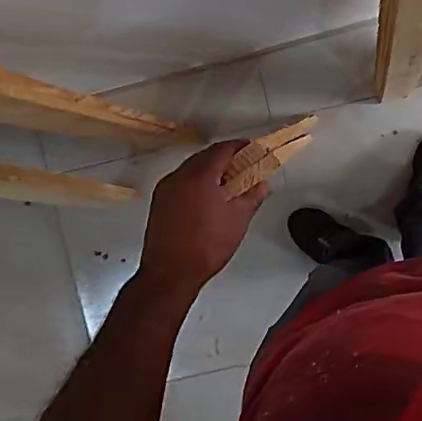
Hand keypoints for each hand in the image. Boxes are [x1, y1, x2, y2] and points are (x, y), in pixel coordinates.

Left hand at [137, 141, 270, 301]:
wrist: (170, 274)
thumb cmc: (206, 246)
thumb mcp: (237, 220)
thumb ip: (252, 196)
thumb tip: (263, 185)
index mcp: (200, 176)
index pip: (222, 150)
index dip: (239, 146)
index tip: (251, 148)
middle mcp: (179, 177)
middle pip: (204, 156)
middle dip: (224, 157)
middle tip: (243, 166)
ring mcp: (165, 189)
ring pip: (190, 169)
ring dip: (209, 170)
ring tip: (227, 183)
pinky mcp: (158, 202)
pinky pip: (180, 182)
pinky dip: (196, 182)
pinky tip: (207, 197)